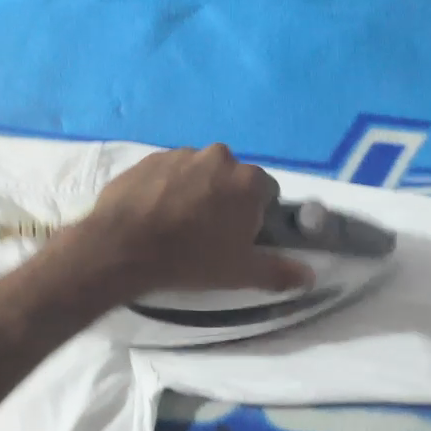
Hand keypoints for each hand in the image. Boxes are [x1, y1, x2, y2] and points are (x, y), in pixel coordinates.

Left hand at [70, 145, 312, 296]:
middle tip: (209, 234)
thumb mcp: (239, 273)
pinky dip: (166, 190)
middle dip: (225, 201)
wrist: (121, 247)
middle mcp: (218, 156)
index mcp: (247, 180)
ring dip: (195, 193)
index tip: (240, 237)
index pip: (266, 192)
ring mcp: (180, 154)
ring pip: (198, 174)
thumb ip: (279, 271)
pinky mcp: (148, 159)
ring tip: (177, 226)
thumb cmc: (189, 259)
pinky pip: (167, 174)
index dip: (256, 215)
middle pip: (231, 179)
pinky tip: (154, 216)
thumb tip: (310, 276)